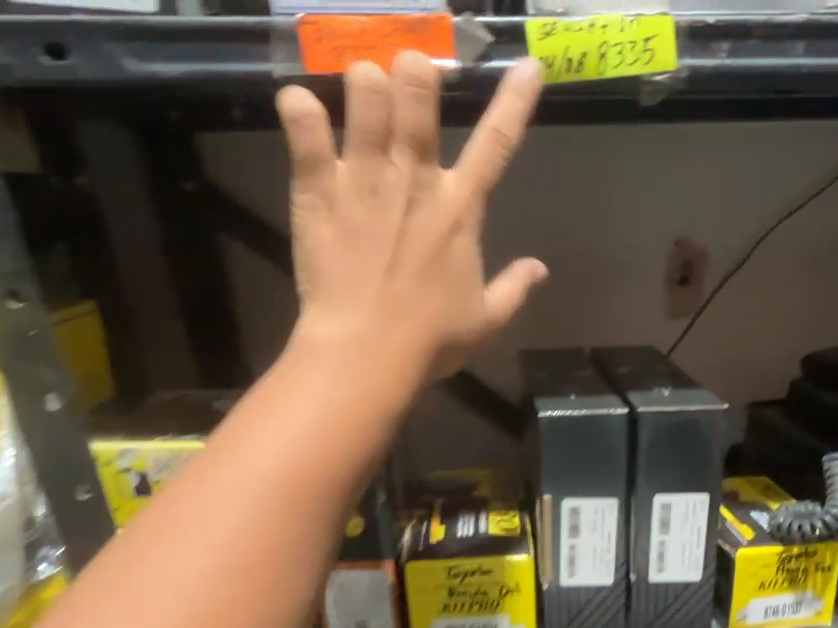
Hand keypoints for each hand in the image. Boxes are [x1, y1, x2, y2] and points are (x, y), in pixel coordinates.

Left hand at [274, 53, 548, 386]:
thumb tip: (539, 269)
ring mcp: (364, 179)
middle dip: (414, 70)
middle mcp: (415, 179)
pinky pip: (305, 132)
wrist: (367, 353)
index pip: (498, 143)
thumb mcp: (486, 320)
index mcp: (461, 209)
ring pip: (365, 96)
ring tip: (360, 84)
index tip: (528, 64)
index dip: (516, 101)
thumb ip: (514, 289)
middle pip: (419, 95)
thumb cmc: (431, 341)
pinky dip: (300, 112)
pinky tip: (298, 104)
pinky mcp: (318, 190)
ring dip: (364, 82)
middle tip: (409, 69)